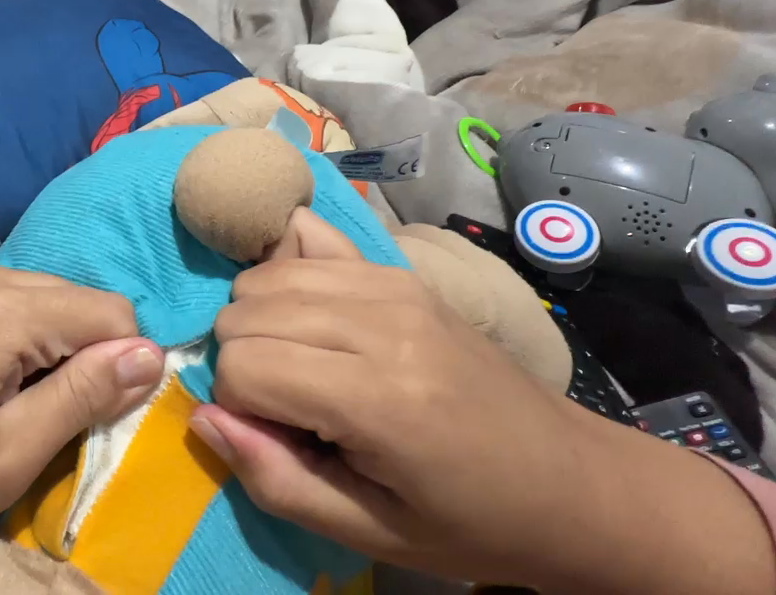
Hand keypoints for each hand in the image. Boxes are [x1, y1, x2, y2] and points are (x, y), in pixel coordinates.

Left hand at [0, 259, 162, 581]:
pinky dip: (23, 334)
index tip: (98, 418)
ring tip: (19, 404)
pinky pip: (11, 297)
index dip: (123, 366)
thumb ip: (83, 399)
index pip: (111, 313)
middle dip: (88, 354)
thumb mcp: (7, 457)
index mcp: (3, 310)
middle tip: (54, 419)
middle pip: (79, 299)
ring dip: (54, 345)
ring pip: (47, 296)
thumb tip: (152, 356)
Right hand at [188, 208, 775, 594]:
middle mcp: (381, 323)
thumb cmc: (472, 522)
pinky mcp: (399, 270)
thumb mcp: (371, 533)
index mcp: (379, 399)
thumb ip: (275, 479)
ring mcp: (392, 284)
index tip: (280, 436)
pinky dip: (285, 274)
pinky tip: (308, 312)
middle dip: (243, 360)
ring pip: (264, 276)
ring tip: (301, 363)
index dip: (241, 407)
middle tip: (289, 404)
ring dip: (257, 319)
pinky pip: (305, 242)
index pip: (243, 366)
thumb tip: (202, 417)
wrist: (574, 482)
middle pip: (244, 311)